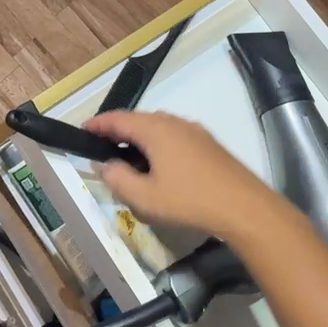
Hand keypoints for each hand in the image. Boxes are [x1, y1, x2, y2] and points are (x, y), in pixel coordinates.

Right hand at [84, 111, 288, 238]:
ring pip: (157, 127)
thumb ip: (118, 179)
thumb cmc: (190, 201)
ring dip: (139, 137)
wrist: (245, 208)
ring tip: (128, 158)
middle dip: (117, 131)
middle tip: (102, 147)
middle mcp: (173, 122)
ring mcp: (194, 131)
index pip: (117, 118)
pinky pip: (173, 135)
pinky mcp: (208, 143)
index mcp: (154, 129)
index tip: (82, 131)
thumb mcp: (145, 198)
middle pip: (137, 120)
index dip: (97, 124)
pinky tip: (159, 165)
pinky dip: (157, 143)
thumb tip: (105, 165)